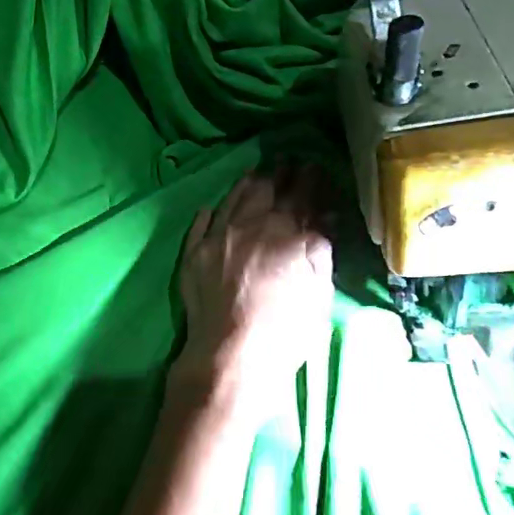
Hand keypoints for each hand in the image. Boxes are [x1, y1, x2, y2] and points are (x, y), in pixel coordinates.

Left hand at [171, 167, 332, 424]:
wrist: (229, 354)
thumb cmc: (284, 331)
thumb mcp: (318, 291)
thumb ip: (319, 251)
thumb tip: (320, 221)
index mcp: (285, 233)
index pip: (300, 197)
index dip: (309, 180)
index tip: (314, 166)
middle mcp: (248, 226)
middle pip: (265, 191)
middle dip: (279, 174)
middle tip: (287, 160)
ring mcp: (216, 237)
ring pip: (232, 200)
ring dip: (247, 184)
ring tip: (256, 174)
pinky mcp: (192, 254)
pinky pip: (201, 224)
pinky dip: (210, 212)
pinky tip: (212, 207)